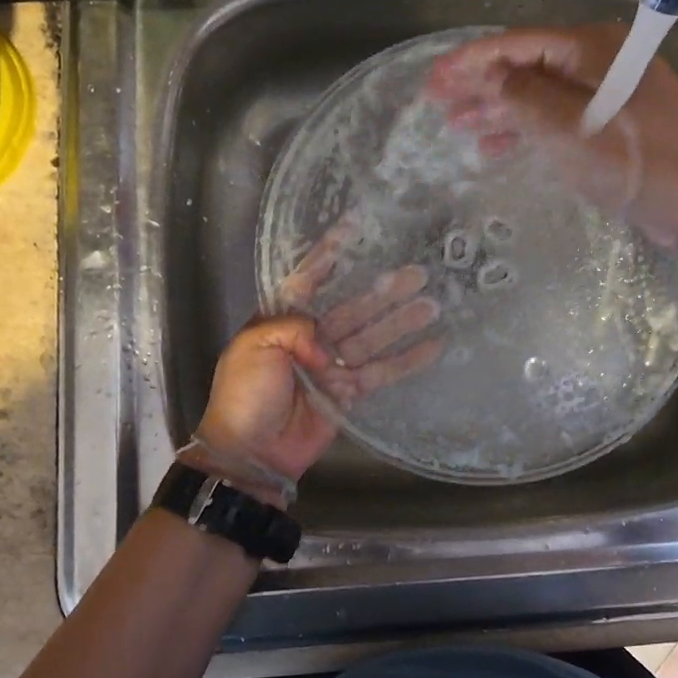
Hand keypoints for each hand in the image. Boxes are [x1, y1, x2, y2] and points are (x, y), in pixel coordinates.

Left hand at [196, 224, 443, 484]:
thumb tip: (328, 343)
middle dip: (384, 290)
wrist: (251, 450)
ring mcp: (332, 365)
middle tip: (418, 273)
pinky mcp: (349, 392)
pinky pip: (381, 372)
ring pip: (373, 336)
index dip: (329, 254)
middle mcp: (311, 336)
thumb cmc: (245, 394)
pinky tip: (432, 346)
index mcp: (282, 320)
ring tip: (433, 304)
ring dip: (401, 321)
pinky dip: (406, 360)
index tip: (354, 227)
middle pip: (354, 307)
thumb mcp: (254, 348)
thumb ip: (294, 329)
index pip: (308, 279)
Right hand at [424, 24, 677, 245]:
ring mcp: (611, 96)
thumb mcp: (569, 127)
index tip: (433, 79)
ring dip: (499, 110)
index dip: (470, 60)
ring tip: (459, 128)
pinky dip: (527, 132)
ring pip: (541, 95)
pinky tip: (497, 148)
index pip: (517, 43)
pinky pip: (560, 120)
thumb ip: (522, 96)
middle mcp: (600, 63)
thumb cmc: (637, 161)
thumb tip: (488, 74)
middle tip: (437, 105)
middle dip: (481, 85)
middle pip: (527, 66)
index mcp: (590, 48)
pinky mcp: (618, 128)